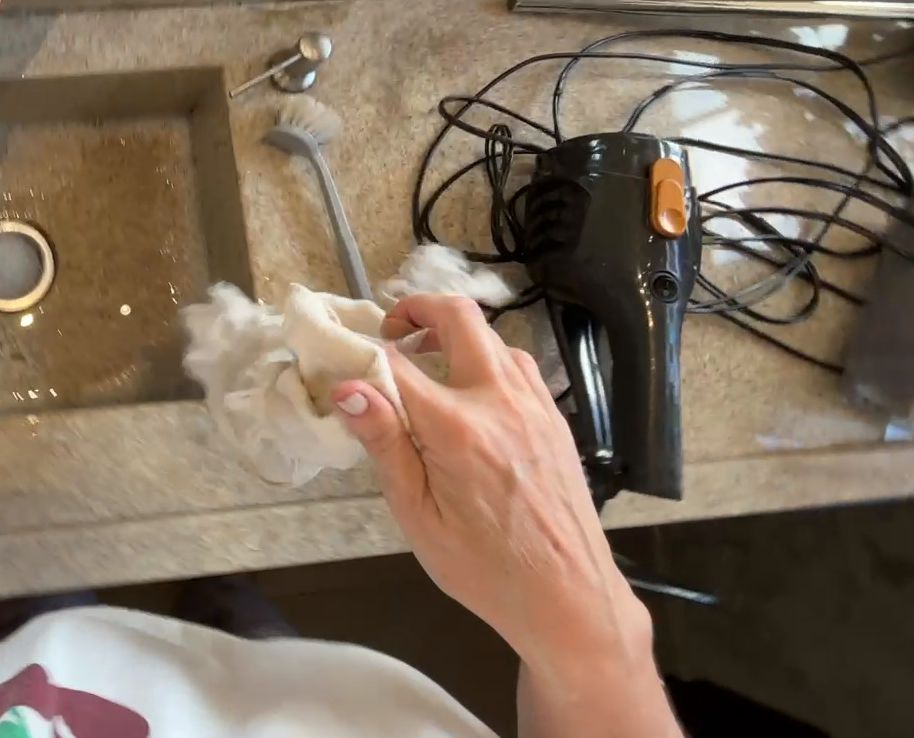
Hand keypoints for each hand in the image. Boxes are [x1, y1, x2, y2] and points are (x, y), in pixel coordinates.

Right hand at [329, 296, 650, 673]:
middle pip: (458, 317)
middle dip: (416, 309)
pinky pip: (517, 363)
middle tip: (390, 331)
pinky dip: (484, 356)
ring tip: (424, 361)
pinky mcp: (555, 419)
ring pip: (492, 336)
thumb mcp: (416, 514)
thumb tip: (346, 388)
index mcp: (457, 428)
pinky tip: (468, 389)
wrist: (572, 604)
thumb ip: (384, 442)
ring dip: (453, 333)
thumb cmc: (483, 567)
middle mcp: (499, 403)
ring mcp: (534, 407)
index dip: (361, 353)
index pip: (394, 362)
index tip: (342, 360)